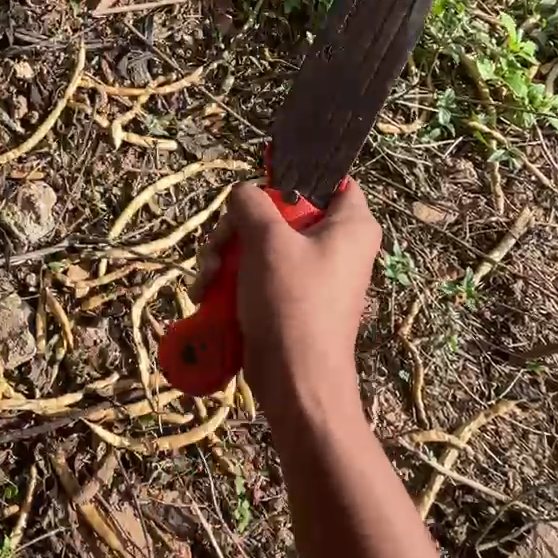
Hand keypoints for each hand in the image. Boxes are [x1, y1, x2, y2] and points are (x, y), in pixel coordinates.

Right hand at [194, 180, 380, 408]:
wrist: (294, 381)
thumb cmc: (292, 302)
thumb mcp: (267, 239)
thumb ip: (250, 201)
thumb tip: (242, 196)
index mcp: (351, 225)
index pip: (331, 180)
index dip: (294, 177)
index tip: (260, 187)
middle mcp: (335, 245)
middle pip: (277, 212)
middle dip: (238, 228)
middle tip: (222, 245)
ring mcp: (308, 273)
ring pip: (257, 242)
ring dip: (224, 256)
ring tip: (209, 279)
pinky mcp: (286, 297)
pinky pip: (253, 272)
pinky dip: (229, 279)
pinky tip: (206, 293)